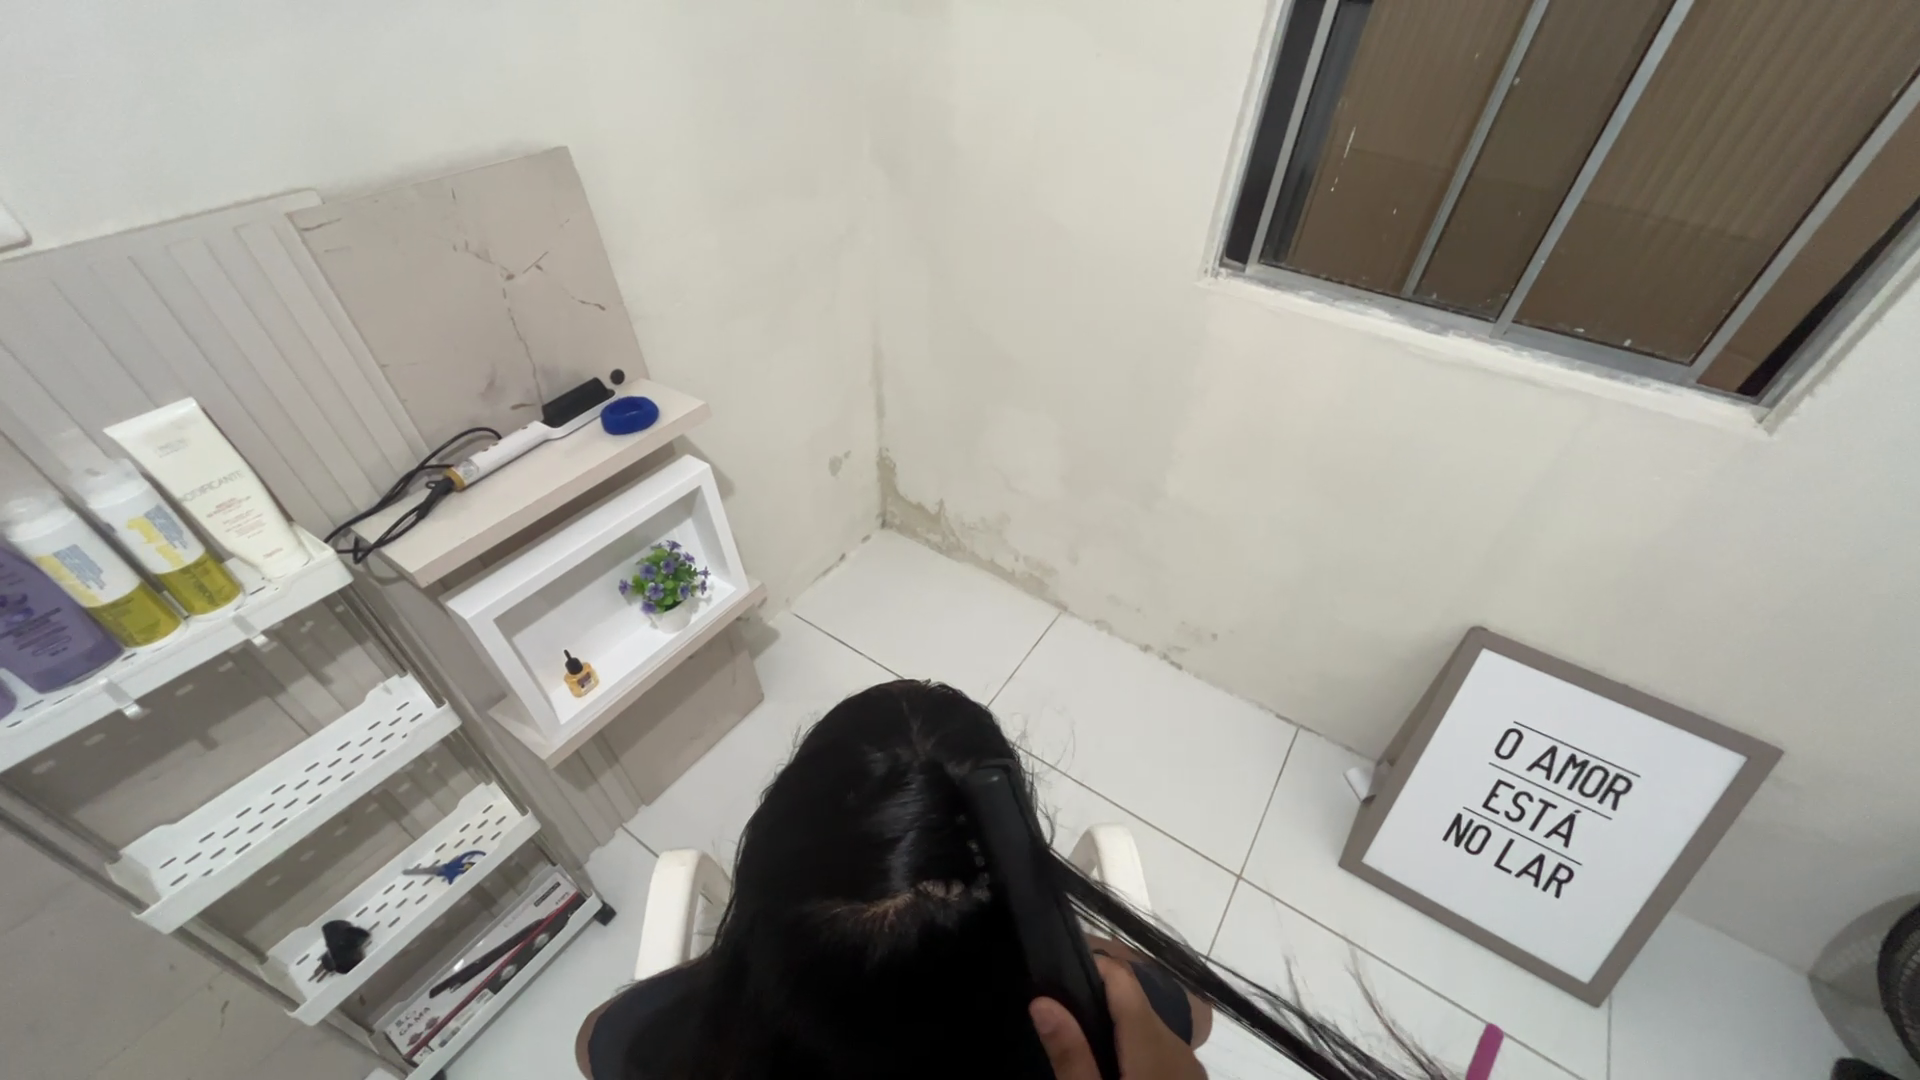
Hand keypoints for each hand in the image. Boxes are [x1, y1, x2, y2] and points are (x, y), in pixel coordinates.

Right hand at [1030, 954, 1206, 1079]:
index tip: (1054, 973)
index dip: (1089, 964)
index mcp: (1153, 1044)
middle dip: (1097, 997)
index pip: (1121, 977)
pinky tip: (1110, 1067)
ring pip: (1148, 1025)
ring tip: (1077, 1039)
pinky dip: (1135, 1047)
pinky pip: (1160, 1050)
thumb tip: (1041, 1001)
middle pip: (1134, 999)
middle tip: (1056, 1010)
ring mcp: (1190, 1067)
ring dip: (1116, 1024)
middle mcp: (1178, 1046)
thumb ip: (1072, 1055)